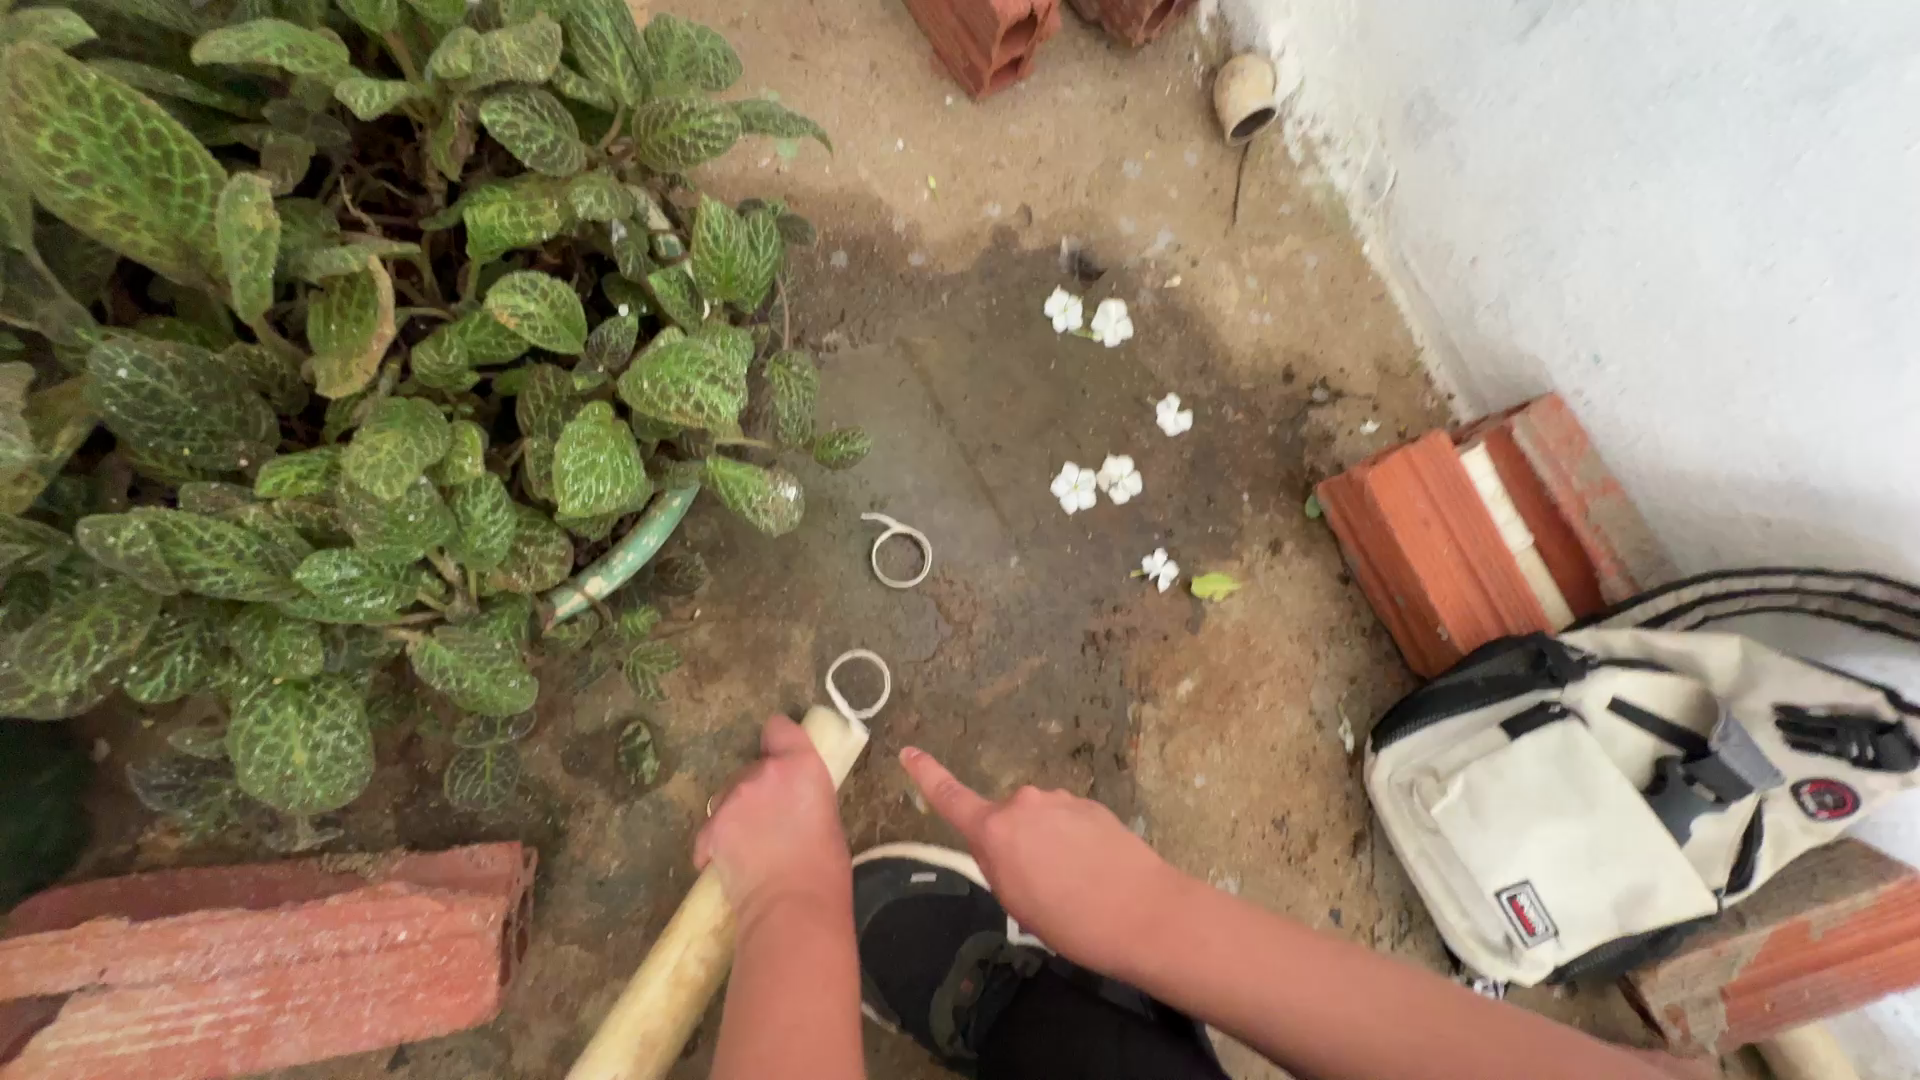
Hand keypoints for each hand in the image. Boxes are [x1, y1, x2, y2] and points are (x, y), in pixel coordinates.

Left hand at [695, 715, 851, 930]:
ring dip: (737, 813)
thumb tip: (789, 803)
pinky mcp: (712, 827)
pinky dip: (716, 842)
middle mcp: (765, 771)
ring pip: (730, 796)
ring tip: (751, 848)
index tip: (778, 759)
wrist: (794, 905)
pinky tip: (728, 864)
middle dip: (758, 790)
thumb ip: (804, 794)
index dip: (777, 741)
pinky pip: (711, 828)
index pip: (779, 728)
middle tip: (770, 823)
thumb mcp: (826, 814)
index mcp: (801, 763)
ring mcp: (734, 798)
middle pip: (753, 768)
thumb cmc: (826, 867)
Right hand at [900, 746, 1185, 977]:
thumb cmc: (1070, 921)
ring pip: (1039, 821)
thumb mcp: (1016, 902)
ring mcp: (1060, 799)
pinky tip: (1095, 871)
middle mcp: (1024, 802)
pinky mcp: (1090, 803)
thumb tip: (1002, 844)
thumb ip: (998, 864)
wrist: (1143, 912)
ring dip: (1046, 844)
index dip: (926, 775)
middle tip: (1039, 888)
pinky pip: (1068, 821)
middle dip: (1014, 845)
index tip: (908, 751)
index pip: (950, 797)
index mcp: (996, 830)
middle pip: (1005, 821)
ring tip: (1073, 885)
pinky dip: (1073, 842)